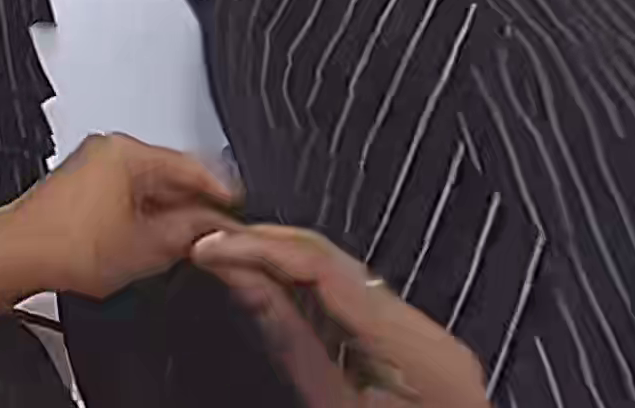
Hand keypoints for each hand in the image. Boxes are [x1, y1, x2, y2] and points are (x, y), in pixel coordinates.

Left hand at [0, 133, 237, 298]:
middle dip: (195, 203)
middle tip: (220, 234)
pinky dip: (145, 208)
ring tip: (188, 242)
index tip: (241, 211)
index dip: (222, 193)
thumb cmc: (69, 244)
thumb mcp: (149, 245)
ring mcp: (92, 162)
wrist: (22, 251)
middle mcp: (106, 148)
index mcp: (125, 152)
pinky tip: (153, 237)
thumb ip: (190, 231)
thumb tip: (215, 227)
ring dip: (170, 208)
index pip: (191, 165)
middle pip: (169, 171)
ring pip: (148, 181)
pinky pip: (126, 187)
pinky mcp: (82, 179)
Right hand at [193, 225, 491, 407]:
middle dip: (262, 242)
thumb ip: (284, 332)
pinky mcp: (412, 341)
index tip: (208, 244)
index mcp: (413, 347)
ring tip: (229, 255)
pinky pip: (346, 291)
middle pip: (328, 256)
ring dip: (277, 256)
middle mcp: (426, 330)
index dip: (254, 244)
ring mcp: (423, 333)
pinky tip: (268, 279)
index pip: (318, 263)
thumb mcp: (329, 405)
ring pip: (334, 266)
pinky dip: (302, 279)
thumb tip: (232, 269)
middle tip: (210, 241)